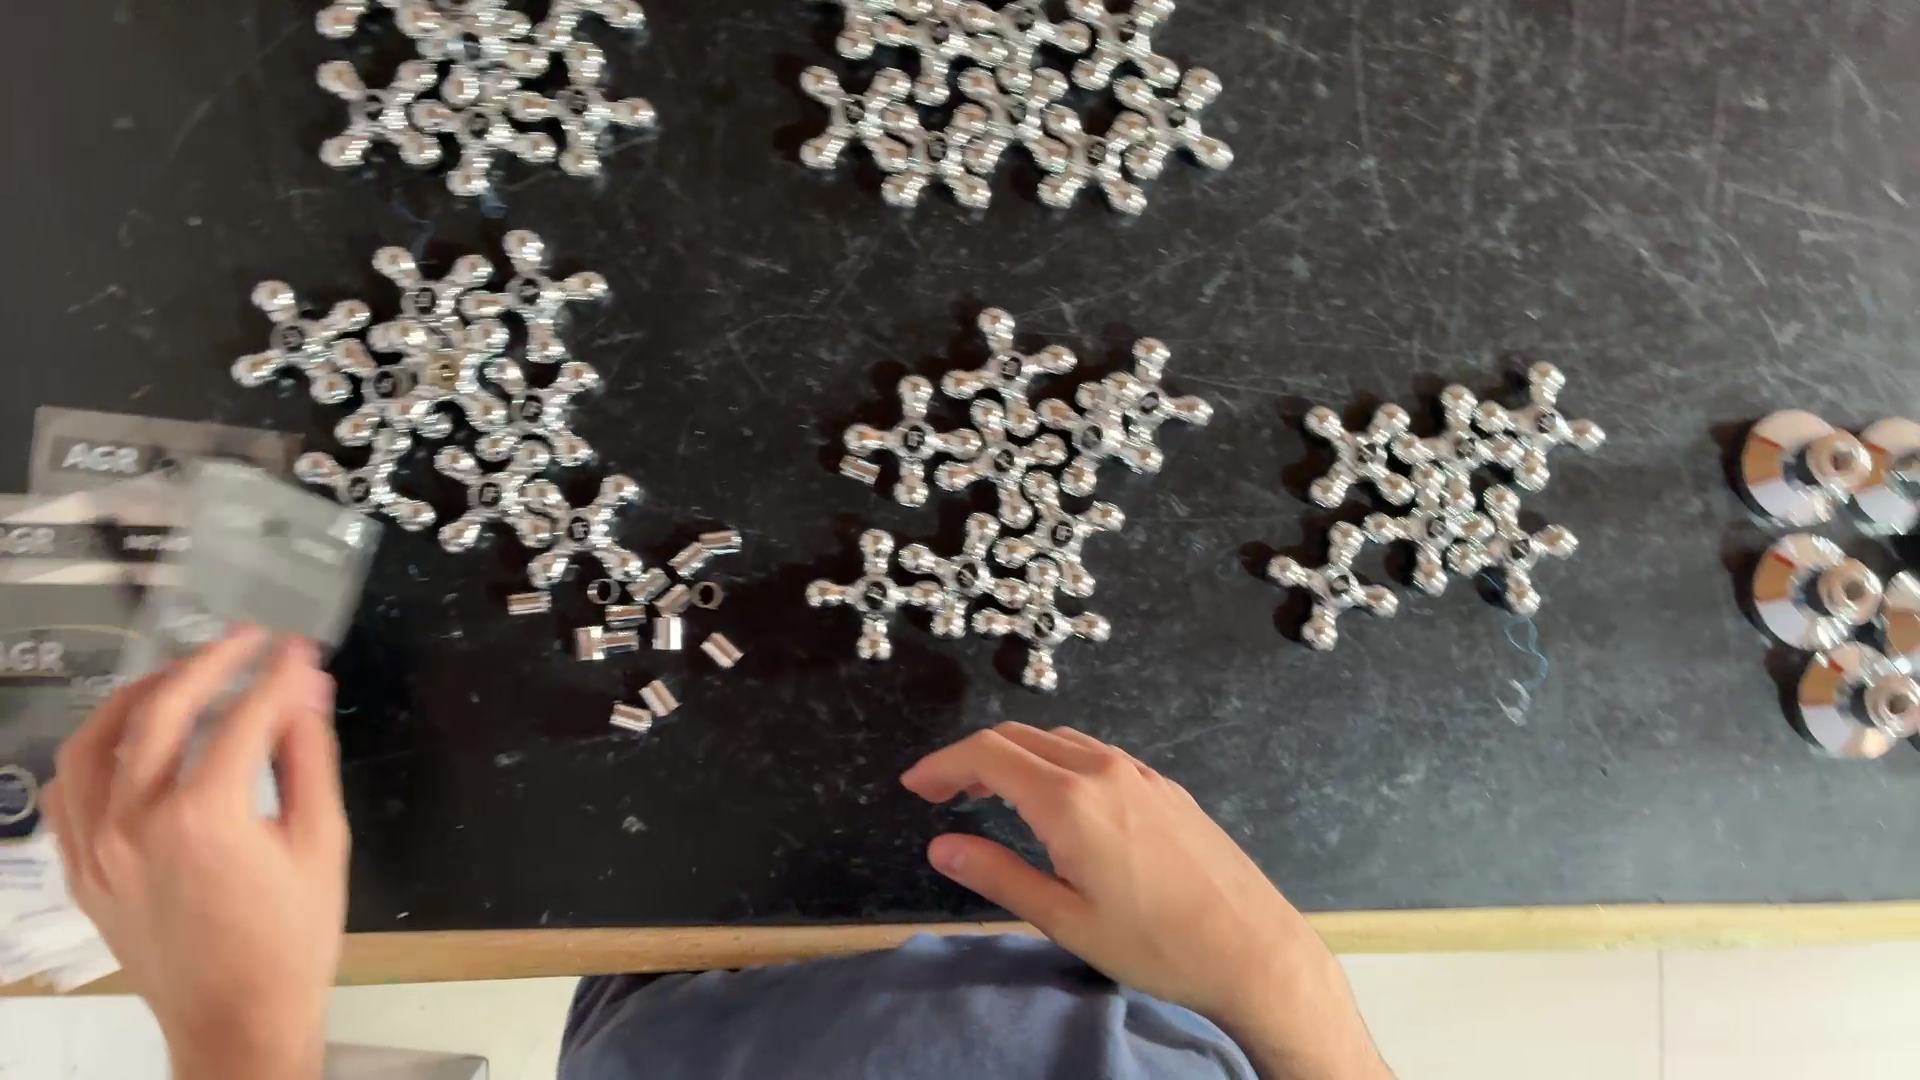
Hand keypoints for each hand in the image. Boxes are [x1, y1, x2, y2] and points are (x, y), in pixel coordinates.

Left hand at [43, 627, 348, 1079]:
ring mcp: (94, 848)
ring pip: (92, 745)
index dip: (278, 674)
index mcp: (205, 815)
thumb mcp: (321, 837)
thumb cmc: (294, 930)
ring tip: (185, 672)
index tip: (301, 647)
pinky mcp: (80, 869)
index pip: (245, 718)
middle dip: (208, 665)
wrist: (236, 1013)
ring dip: (140, 696)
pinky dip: (100, 748)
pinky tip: (137, 736)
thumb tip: (308, 695)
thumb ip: (308, 759)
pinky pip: (68, 790)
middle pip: (160, 715)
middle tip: (248, 639)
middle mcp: (134, 823)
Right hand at [902, 723, 1391, 1079]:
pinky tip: (1056, 797)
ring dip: (1014, 755)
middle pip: (1017, 737)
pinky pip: (1092, 751)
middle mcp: (1100, 768)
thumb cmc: (1155, 944)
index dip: (942, 764)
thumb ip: (997, 874)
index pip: (988, 755)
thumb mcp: (1065, 919)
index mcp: (1069, 799)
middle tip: (942, 793)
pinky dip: (1053, 759)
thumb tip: (941, 846)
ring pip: (1056, 739)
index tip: (914, 786)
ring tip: (991, 794)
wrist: (1256, 949)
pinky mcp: (1160, 783)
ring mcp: (1135, 771)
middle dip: (971, 757)